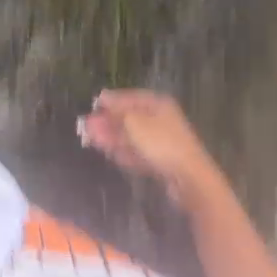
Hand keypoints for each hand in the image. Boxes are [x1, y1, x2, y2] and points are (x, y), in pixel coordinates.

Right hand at [80, 89, 225, 211]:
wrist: (190, 179)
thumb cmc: (161, 142)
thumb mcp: (133, 121)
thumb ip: (115, 111)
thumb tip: (101, 98)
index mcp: (157, 103)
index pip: (128, 97)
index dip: (109, 101)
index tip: (92, 107)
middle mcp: (160, 119)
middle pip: (129, 117)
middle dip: (107, 122)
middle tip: (86, 127)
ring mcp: (162, 141)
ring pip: (132, 136)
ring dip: (111, 137)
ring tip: (91, 141)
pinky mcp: (162, 161)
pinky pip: (138, 153)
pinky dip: (124, 152)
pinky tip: (109, 154)